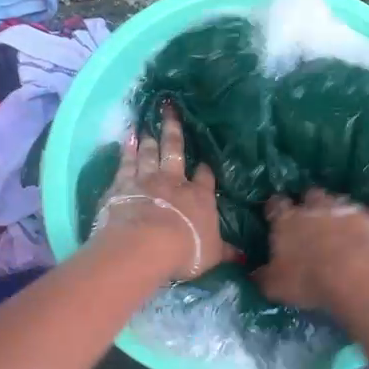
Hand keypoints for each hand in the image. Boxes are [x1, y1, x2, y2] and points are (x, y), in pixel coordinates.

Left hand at [94, 102, 226, 280]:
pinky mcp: (122, 185)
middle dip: (173, 130)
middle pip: (174, 150)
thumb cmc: (185, 250)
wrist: (145, 246)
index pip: (205, 176)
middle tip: (169, 109)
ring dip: (149, 137)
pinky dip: (126, 150)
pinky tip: (127, 137)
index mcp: (199, 196)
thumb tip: (246, 258)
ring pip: (149, 153)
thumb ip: (227, 252)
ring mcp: (147, 180)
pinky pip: (125, 163)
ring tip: (147, 121)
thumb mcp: (213, 255)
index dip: (205, 167)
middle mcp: (174, 181)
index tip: (204, 158)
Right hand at [253, 187, 368, 310]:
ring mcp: (345, 209)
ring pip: (338, 201)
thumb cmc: (307, 280)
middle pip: (311, 195)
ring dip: (336, 212)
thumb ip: (263, 276)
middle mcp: (315, 207)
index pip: (276, 204)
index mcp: (288, 220)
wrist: (354, 275)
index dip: (275, 208)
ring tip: (338, 230)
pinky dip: (362, 226)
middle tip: (310, 220)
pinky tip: (363, 239)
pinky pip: (364, 218)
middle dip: (310, 203)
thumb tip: (253, 273)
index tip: (274, 214)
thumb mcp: (275, 286)